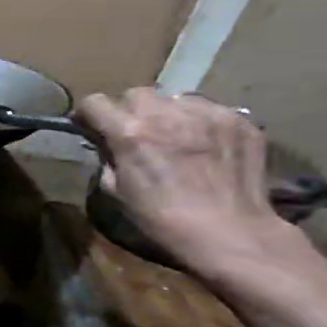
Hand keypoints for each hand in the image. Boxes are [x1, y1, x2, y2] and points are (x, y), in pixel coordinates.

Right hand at [75, 88, 290, 266]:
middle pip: (136, 94)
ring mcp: (205, 112)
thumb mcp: (119, 194)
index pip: (96, 102)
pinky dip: (201, 123)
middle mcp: (165, 113)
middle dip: (131, 111)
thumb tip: (109, 147)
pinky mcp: (237, 118)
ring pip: (175, 98)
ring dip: (168, 114)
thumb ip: (109, 161)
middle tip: (138, 134)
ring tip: (177, 138)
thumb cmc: (164, 221)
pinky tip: (208, 147)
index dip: (89, 114)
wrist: (230, 233)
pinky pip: (209, 110)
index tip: (91, 125)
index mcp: (130, 133)